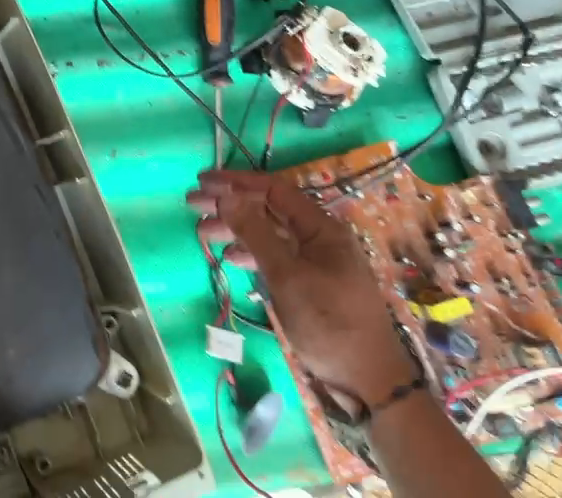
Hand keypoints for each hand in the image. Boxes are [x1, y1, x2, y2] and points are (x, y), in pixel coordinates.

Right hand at [189, 170, 415, 407]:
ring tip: (203, 233)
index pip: (273, 190)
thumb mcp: (286, 276)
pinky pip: (276, 256)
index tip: (202, 181)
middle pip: (268, 210)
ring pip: (269, 233)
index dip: (236, 182)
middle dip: (230, 205)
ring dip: (236, 230)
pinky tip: (232, 259)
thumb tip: (227, 195)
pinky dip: (251, 253)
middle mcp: (320, 238)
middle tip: (193, 204)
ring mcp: (316, 261)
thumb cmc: (328, 322)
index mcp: (321, 228)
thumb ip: (255, 233)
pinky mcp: (311, 283)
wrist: (368, 380)